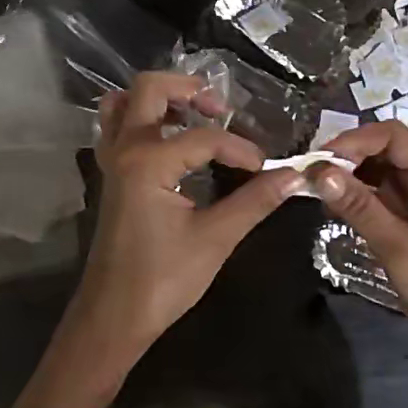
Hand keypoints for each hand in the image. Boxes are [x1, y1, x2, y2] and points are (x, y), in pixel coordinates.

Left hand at [73, 72, 301, 355]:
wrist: (113, 318)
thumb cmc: (162, 280)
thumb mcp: (215, 238)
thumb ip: (255, 201)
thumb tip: (295, 177)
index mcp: (148, 162)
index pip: (205, 137)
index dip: (239, 149)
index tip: (263, 169)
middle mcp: (125, 150)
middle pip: (150, 88)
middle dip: (189, 89)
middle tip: (222, 110)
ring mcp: (112, 162)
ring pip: (126, 104)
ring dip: (161, 99)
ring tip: (195, 115)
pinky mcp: (112, 177)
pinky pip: (119, 128)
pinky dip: (144, 120)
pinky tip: (173, 140)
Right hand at [309, 121, 407, 343]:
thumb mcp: (397, 246)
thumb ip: (359, 207)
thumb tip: (319, 172)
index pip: (393, 136)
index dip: (356, 140)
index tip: (321, 159)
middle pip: (384, 148)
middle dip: (348, 156)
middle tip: (311, 174)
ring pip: (377, 169)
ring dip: (347, 175)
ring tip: (316, 190)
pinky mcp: (407, 215)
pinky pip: (376, 192)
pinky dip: (354, 194)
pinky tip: (333, 207)